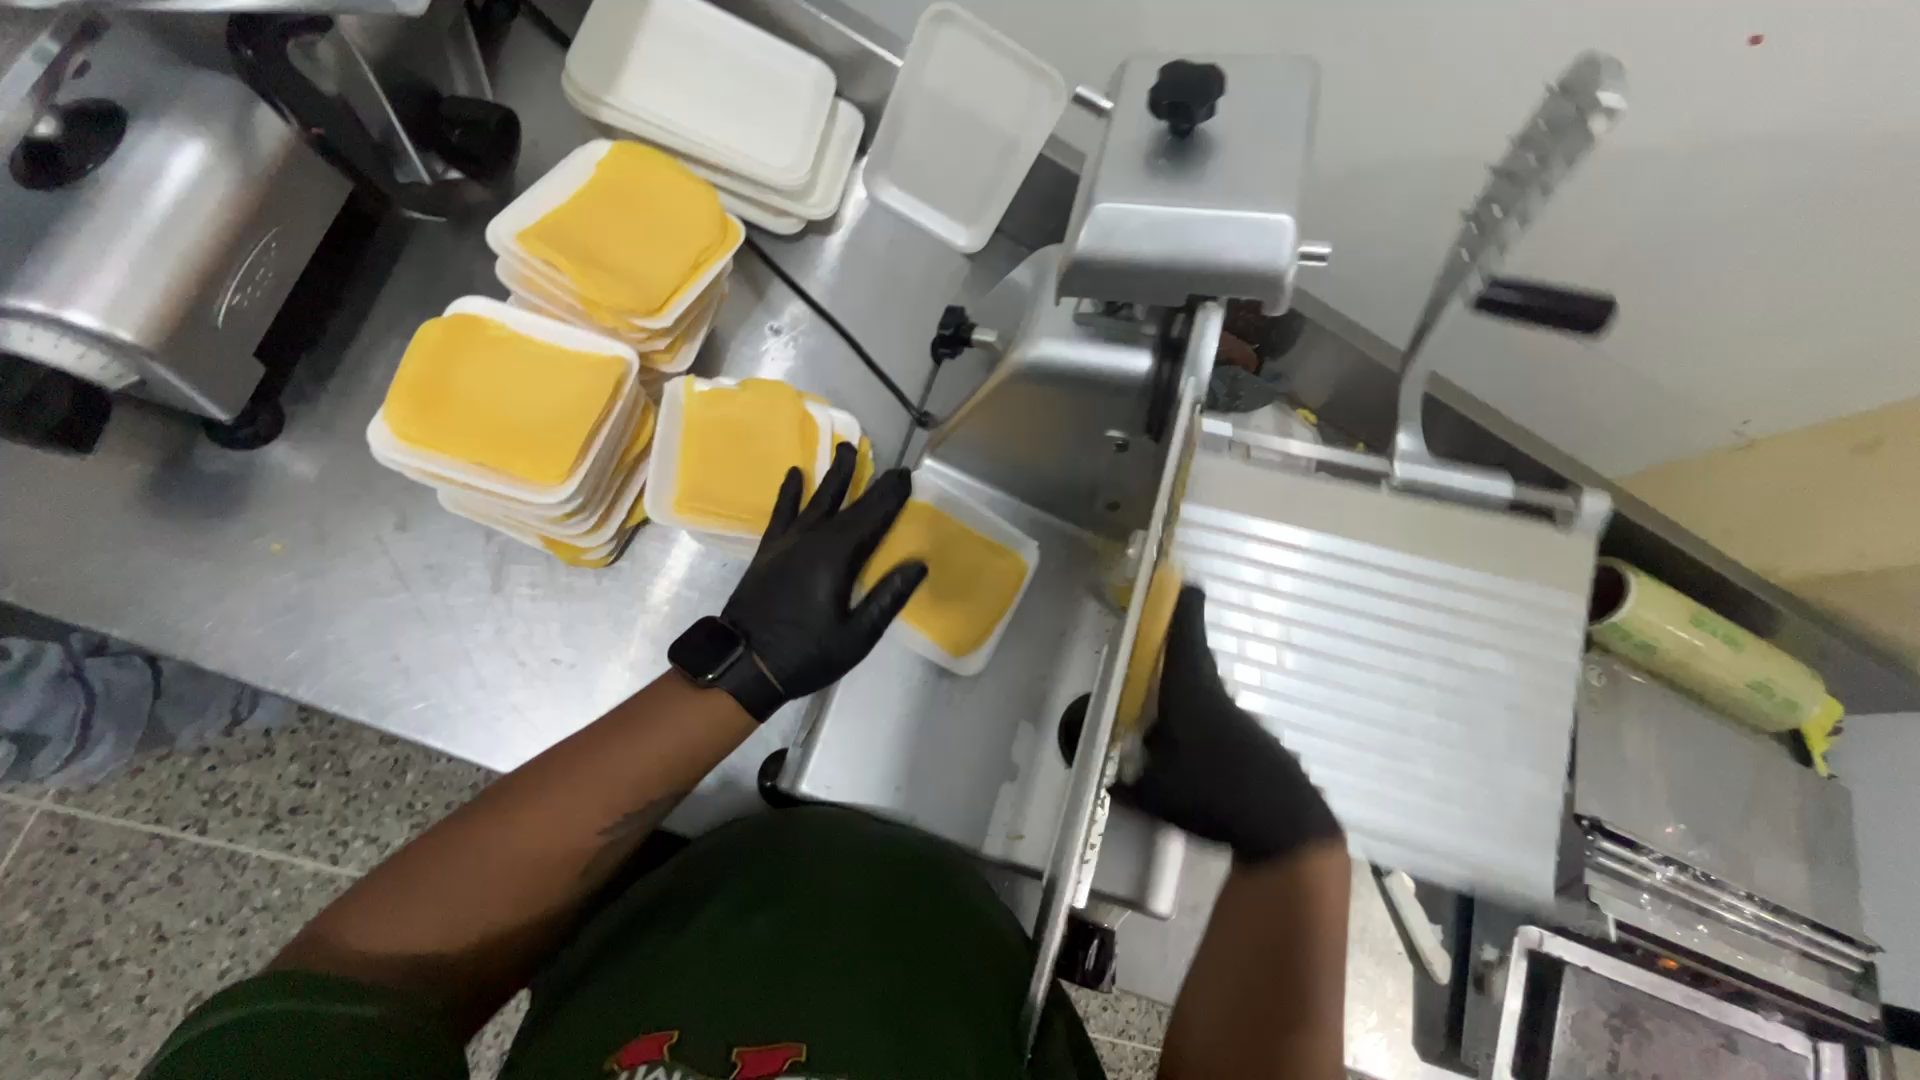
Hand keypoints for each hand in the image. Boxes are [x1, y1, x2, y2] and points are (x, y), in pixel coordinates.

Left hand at [721, 442, 927, 700]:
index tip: (906, 474)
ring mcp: (787, 543)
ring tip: (844, 449)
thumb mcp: (856, 637)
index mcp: (837, 558)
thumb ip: (887, 598)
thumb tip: (917, 564)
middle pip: (847, 504)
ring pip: (815, 500)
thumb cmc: (806, 655)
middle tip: (888, 464)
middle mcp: (812, 540)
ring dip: (833, 476)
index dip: (890, 495)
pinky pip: (781, 513)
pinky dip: (789, 494)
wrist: (744, 665)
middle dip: (869, 483)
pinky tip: (795, 474)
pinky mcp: (768, 551)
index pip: (872, 517)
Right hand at [1112, 586, 1341, 863]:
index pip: (1187, 632)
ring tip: (1153, 696)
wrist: (1286, 827)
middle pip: (1191, 654)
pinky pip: (1213, 713)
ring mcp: (1235, 717)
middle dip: (1171, 640)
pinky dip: (1194, 713)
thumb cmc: (1214, 797)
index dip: (1180, 603)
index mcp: (1188, 691)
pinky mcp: (1249, 740)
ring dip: (1180, 680)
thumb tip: (1095, 771)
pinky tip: (1183, 743)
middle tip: (1148, 635)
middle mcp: (1213, 694)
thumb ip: (1118, 781)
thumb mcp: (1151, 794)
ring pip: (1201, 686)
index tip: (1176, 579)